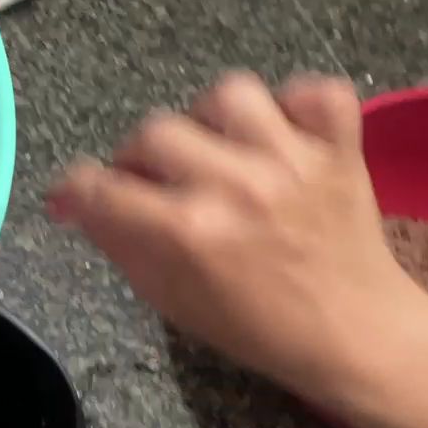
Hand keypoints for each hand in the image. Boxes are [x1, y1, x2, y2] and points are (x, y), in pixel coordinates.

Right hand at [46, 72, 427, 405]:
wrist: (353, 335)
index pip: (101, 188)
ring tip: (212, 150)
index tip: (74, 195)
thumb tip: (76, 203)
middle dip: (136, 158)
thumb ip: (117, 241)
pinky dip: (291, 105)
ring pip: (227, 95)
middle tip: (150, 182)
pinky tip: (275, 136)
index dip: (73, 188)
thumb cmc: (249, 325)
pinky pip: (314, 91)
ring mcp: (293, 161)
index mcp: (185, 232)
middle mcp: (235, 186)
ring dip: (205, 121)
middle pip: (153, 130)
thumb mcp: (164, 294)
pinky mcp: (340, 149)